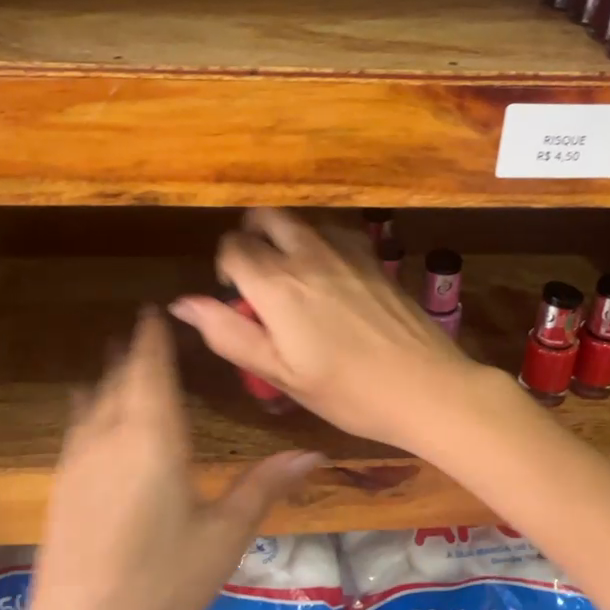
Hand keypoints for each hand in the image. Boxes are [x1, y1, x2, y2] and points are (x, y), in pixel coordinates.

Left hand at [20, 306, 325, 609]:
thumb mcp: (225, 536)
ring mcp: (77, 465)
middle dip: (130, 353)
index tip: (154, 311)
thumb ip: (265, 486)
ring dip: (106, 379)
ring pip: (92, 404)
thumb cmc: (164, 585)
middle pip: (118, 381)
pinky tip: (90, 420)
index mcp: (152, 437)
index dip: (153, 339)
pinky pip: (75, 431)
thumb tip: (315, 451)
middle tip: (141, 330)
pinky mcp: (58, 491)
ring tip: (116, 363)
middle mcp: (109, 438)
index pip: (150, 370)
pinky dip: (87, 410)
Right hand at [167, 209, 485, 450]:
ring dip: (287, 237)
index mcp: (277, 284)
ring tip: (294, 279)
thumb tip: (183, 303)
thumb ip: (229, 333)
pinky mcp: (375, 258)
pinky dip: (321, 244)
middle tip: (258, 274)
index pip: (233, 246)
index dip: (226, 266)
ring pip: (302, 221)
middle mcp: (309, 255)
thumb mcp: (280, 374)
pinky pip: (335, 233)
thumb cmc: (346, 392)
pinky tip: (332, 280)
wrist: (426, 387)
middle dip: (252, 236)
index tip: (237, 295)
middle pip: (266, 217)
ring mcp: (347, 251)